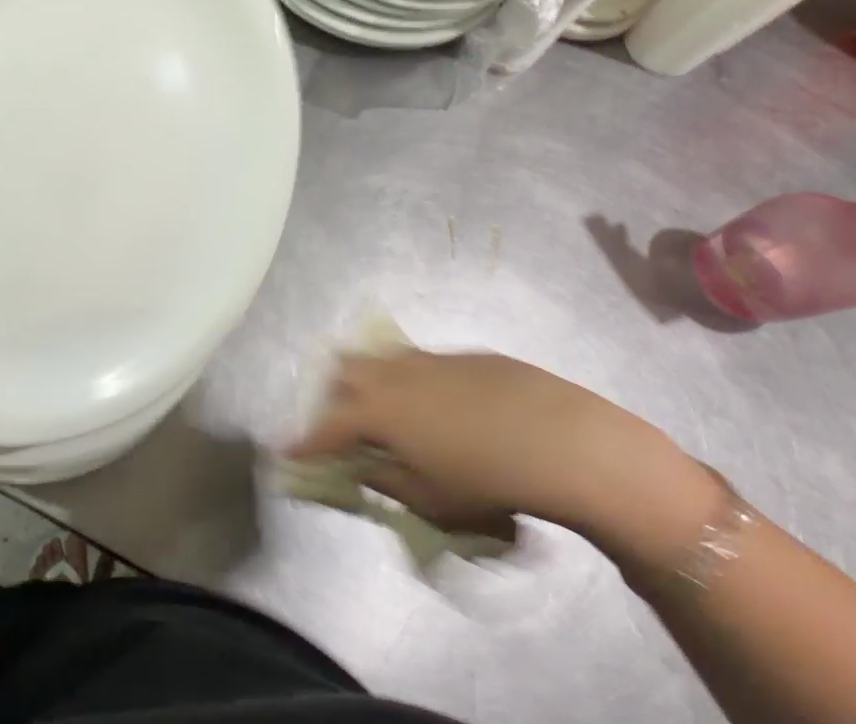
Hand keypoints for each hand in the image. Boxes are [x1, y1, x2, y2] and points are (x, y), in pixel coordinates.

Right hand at [288, 349, 722, 572]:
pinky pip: (425, 364)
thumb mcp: (428, 498)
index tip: (289, 453)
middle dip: (336, 397)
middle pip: (347, 371)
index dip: (306, 442)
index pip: (327, 427)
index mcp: (376, 410)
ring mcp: (434, 359)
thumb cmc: (487, 481)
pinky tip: (446, 410)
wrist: (567, 442)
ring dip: (375, 383)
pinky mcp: (471, 357)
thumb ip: (385, 480)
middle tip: (345, 426)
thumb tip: (366, 468)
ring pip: (386, 361)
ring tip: (391, 413)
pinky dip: (416, 383)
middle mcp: (395, 374)